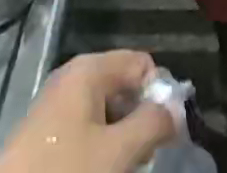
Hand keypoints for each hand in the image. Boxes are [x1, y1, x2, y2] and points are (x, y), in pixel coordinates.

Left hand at [0, 51, 177, 172]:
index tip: (165, 132)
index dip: (159, 95)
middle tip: (147, 155)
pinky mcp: (49, 129)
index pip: (142, 64)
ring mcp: (59, 103)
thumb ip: (152, 125)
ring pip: (108, 110)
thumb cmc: (64, 171)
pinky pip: (89, 126)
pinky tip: (103, 169)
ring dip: (123, 136)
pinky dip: (103, 145)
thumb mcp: (116, 152)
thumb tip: (177, 109)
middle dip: (142, 118)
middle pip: (125, 85)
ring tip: (126, 165)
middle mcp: (74, 76)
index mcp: (90, 69)